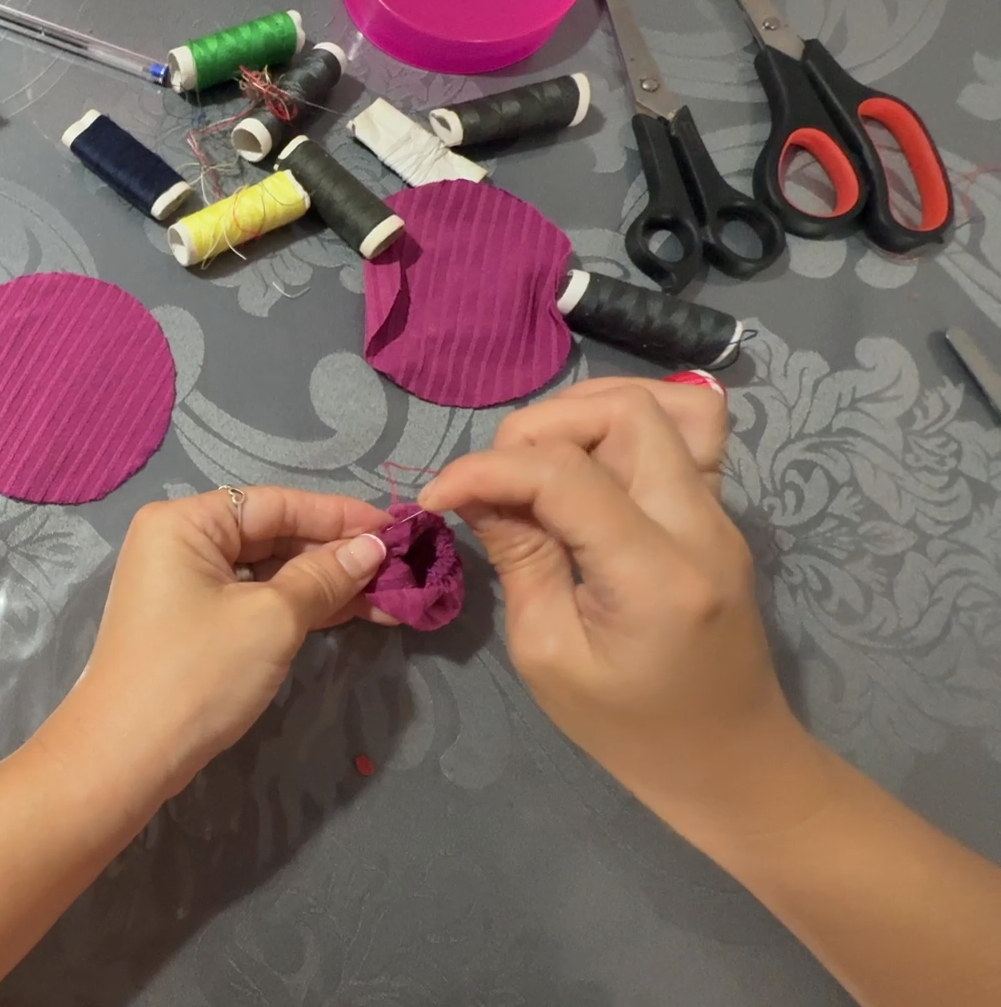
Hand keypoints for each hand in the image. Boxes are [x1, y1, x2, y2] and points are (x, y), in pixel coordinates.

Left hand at [40, 487, 397, 799]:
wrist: (128, 754)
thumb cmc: (198, 672)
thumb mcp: (271, 619)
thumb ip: (323, 577)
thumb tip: (372, 548)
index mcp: (183, 522)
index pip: (272, 503)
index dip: (337, 515)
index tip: (396, 528)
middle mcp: (177, 540)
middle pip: (269, 534)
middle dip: (334, 553)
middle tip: (400, 569)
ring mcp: (182, 581)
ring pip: (265, 569)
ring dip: (323, 583)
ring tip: (390, 597)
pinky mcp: (191, 618)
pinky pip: (251, 596)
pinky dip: (297, 605)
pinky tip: (351, 612)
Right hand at [418, 379, 821, 835]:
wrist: (731, 762)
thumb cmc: (626, 726)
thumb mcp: (545, 651)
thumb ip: (517, 557)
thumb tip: (476, 492)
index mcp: (654, 572)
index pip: (562, 474)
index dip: (483, 471)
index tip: (434, 500)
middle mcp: (699, 524)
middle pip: (620, 413)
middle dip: (531, 431)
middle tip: (492, 483)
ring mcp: (717, 511)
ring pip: (660, 403)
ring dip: (578, 412)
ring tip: (531, 458)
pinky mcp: (714, 511)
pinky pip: (685, 427)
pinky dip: (624, 416)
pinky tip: (581, 448)